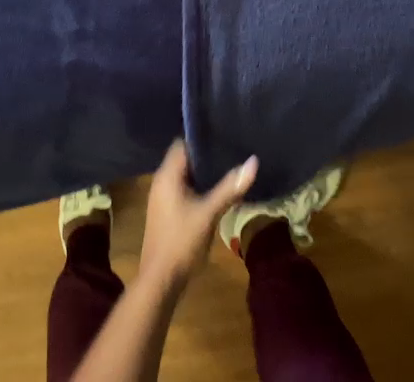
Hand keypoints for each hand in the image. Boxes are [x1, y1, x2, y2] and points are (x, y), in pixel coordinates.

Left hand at [137, 141, 257, 287]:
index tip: (225, 133)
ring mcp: (163, 199)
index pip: (183, 143)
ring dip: (205, 173)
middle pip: (186, 159)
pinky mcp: (168, 212)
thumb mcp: (209, 214)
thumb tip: (253, 161)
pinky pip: (185, 190)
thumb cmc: (181, 242)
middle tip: (234, 149)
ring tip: (231, 166)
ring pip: (187, 176)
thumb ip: (230, 188)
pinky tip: (219, 191)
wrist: (160, 280)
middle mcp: (162, 183)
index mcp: (167, 176)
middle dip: (207, 155)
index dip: (202, 137)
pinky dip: (201, 188)